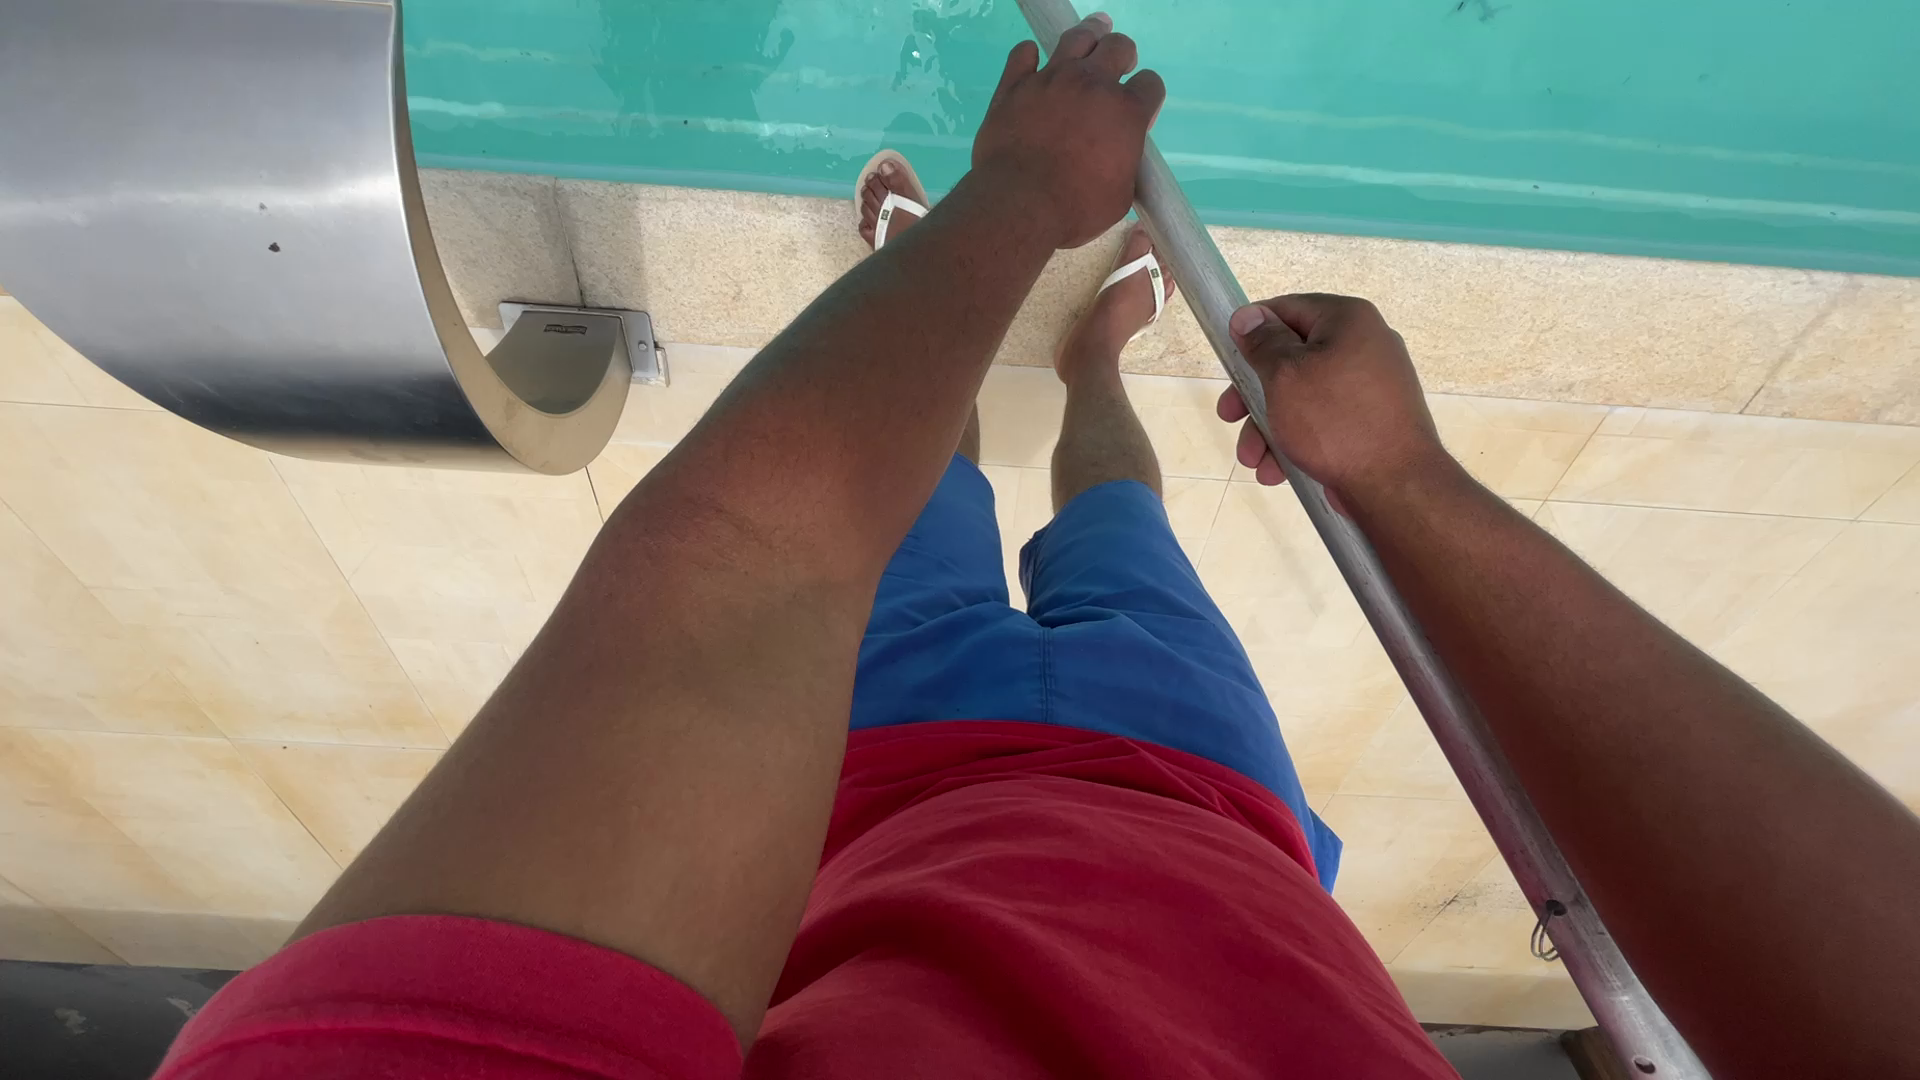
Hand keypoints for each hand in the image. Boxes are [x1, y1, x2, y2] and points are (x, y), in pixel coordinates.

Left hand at [972, 14, 1165, 248]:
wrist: (1019, 205)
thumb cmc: (1075, 210)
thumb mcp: (1118, 201)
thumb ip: (1124, 171)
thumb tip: (1119, 166)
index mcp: (1126, 113)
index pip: (1151, 85)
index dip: (1146, 97)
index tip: (1137, 112)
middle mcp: (1092, 84)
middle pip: (1117, 47)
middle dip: (1122, 54)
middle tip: (1118, 65)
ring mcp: (1052, 79)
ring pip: (1076, 37)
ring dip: (1087, 35)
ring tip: (1090, 39)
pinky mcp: (1014, 87)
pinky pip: (1023, 54)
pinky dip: (1029, 57)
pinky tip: (1032, 64)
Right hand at [1216, 294, 1450, 499]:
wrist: (1394, 483)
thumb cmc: (1333, 420)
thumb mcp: (1285, 376)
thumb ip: (1262, 343)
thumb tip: (1247, 315)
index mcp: (1347, 321)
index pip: (1287, 309)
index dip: (1252, 332)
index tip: (1227, 361)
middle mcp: (1362, 345)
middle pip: (1288, 360)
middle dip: (1252, 396)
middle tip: (1229, 418)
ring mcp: (1368, 385)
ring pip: (1299, 397)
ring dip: (1266, 429)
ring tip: (1253, 461)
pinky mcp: (1368, 420)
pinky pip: (1320, 422)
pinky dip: (1293, 442)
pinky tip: (1276, 471)